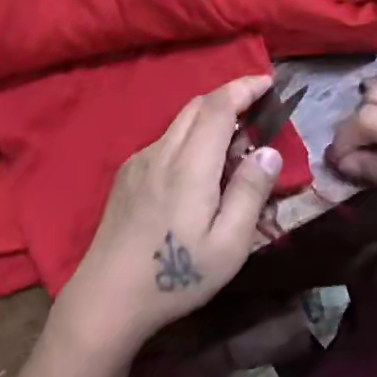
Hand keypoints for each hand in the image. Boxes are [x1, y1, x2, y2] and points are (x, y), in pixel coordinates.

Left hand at [53, 76, 284, 359]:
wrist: (108, 294)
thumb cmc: (176, 277)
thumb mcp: (228, 244)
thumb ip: (249, 192)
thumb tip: (268, 151)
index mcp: (188, 165)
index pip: (217, 106)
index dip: (244, 87)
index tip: (268, 82)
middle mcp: (160, 152)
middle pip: (195, 107)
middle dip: (228, 99)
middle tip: (258, 115)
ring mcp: (138, 162)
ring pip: (177, 124)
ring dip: (207, 120)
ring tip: (232, 148)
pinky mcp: (126, 176)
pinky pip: (163, 143)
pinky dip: (188, 140)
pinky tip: (197, 173)